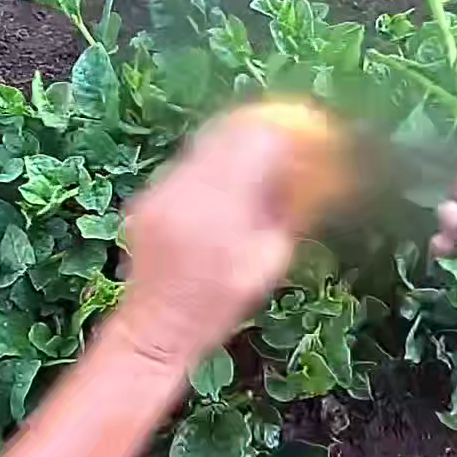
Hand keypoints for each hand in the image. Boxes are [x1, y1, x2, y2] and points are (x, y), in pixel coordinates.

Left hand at [113, 108, 310, 367]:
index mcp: (220, 208)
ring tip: (260, 155)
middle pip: (228, 130)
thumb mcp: (268, 263)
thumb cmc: (220, 308)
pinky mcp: (146, 194)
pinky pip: (188, 161)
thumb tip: (310, 174)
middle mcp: (184, 188)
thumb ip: (288, 213)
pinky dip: (214, 160)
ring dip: (237, 140)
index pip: (257, 142)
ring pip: (205, 141)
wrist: (154, 329)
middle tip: (288, 136)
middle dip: (263, 126)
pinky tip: (227, 180)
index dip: (288, 131)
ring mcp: (159, 188)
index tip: (308, 134)